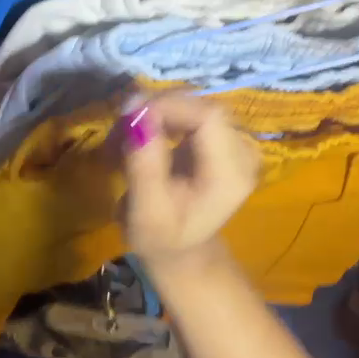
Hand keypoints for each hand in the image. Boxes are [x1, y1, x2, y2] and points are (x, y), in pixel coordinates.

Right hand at [119, 95, 260, 271]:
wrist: (181, 252)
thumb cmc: (162, 239)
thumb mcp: (146, 212)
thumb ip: (144, 164)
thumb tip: (134, 111)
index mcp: (231, 174)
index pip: (208, 116)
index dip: (167, 106)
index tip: (127, 120)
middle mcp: (242, 152)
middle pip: (199, 104)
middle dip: (154, 109)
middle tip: (116, 131)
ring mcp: (233, 143)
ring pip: (190, 104)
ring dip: (152, 114)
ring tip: (121, 138)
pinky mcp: (219, 138)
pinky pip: (187, 112)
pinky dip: (158, 118)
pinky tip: (137, 137)